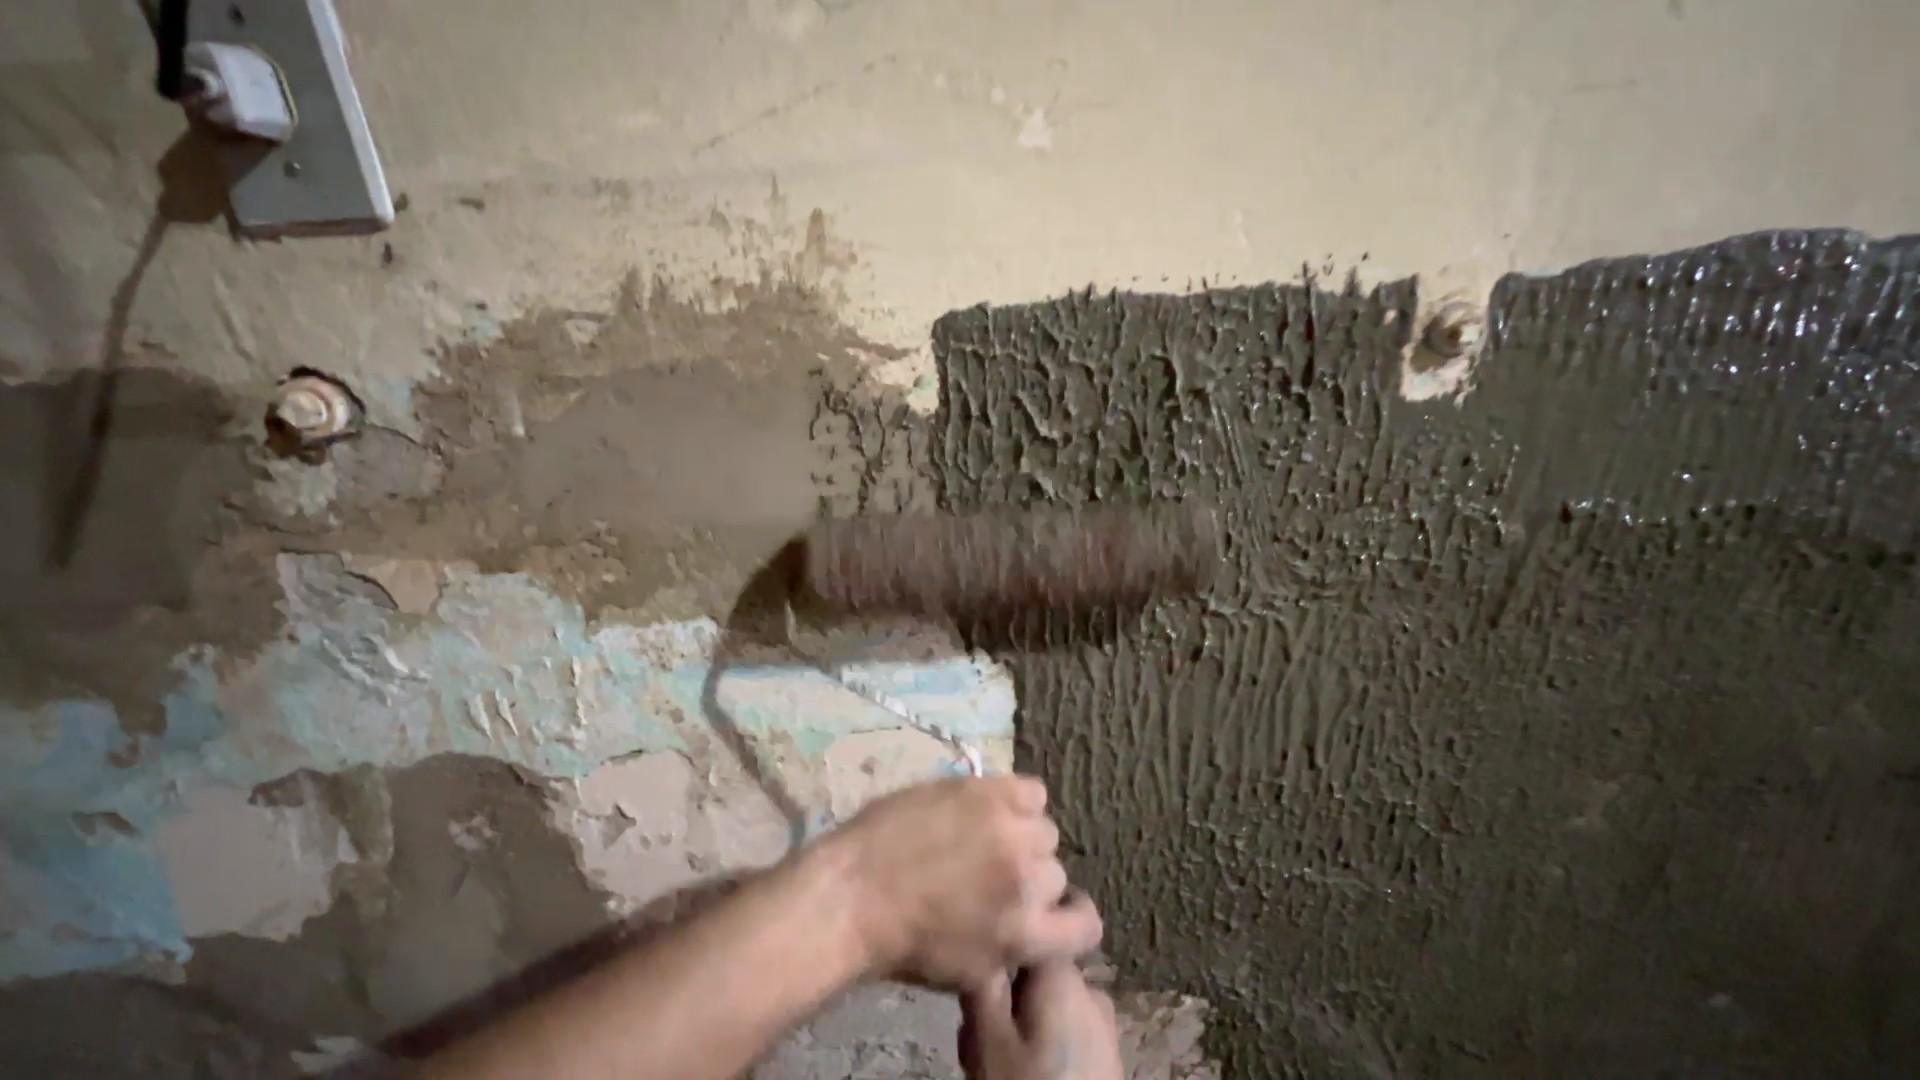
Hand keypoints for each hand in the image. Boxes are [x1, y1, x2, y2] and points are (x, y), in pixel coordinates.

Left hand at [819, 774, 1101, 988]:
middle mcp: (1029, 880)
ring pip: (1043, 829)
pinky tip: (985, 807)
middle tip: (988, 873)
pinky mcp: (989, 790)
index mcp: (1028, 935)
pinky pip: (1031, 789)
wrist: (851, 893)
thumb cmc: (902, 942)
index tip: (1046, 906)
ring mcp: (1011, 830)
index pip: (1086, 924)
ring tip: (979, 837)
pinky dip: (1014, 798)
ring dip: (1018, 834)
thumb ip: (1016, 948)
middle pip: (1056, 871)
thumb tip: (1041, 926)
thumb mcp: (970, 971)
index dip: (1068, 914)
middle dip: (1028, 875)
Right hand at [959, 962, 1123, 1079]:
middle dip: (1005, 1001)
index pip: (1027, 935)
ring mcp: (1102, 1024)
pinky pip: (1064, 1034)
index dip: (997, 958)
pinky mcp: (1105, 1056)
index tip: (977, 986)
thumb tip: (981, 950)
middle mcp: (1090, 989)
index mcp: (1064, 975)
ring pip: (1046, 1008)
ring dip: (1019, 1028)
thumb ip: (982, 986)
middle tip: (977, 1038)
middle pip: (1034, 976)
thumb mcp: (987, 1039)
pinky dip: (1041, 1048)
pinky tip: (1021, 1074)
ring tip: (993, 1062)